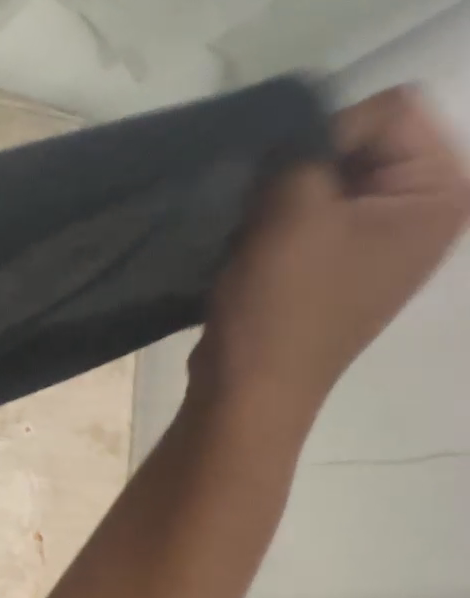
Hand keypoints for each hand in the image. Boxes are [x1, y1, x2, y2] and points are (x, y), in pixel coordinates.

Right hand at [196, 86, 469, 405]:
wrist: (251, 389)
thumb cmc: (280, 306)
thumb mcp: (290, 216)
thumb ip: (300, 155)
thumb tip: (289, 133)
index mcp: (443, 190)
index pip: (389, 111)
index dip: (322, 136)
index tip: (277, 186)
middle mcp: (430, 208)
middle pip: (364, 144)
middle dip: (303, 170)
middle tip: (263, 215)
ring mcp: (386, 241)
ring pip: (329, 182)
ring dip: (284, 202)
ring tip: (257, 239)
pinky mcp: (342, 266)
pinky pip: (315, 218)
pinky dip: (279, 227)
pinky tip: (257, 256)